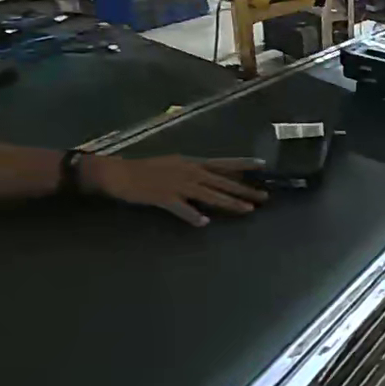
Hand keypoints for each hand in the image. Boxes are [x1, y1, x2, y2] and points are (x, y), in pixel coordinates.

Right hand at [79, 155, 266, 225]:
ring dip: (228, 202)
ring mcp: (177, 184)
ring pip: (209, 194)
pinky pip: (181, 208)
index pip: (223, 163)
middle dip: (244, 189)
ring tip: (246, 209)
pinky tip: (203, 222)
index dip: (243, 163)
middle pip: (222, 181)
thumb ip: (193, 173)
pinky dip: (192, 215)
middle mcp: (189, 171)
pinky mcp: (163, 197)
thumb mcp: (175, 165)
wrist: (120, 174)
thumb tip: (209, 179)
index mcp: (192, 163)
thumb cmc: (147, 170)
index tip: (263, 165)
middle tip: (264, 197)